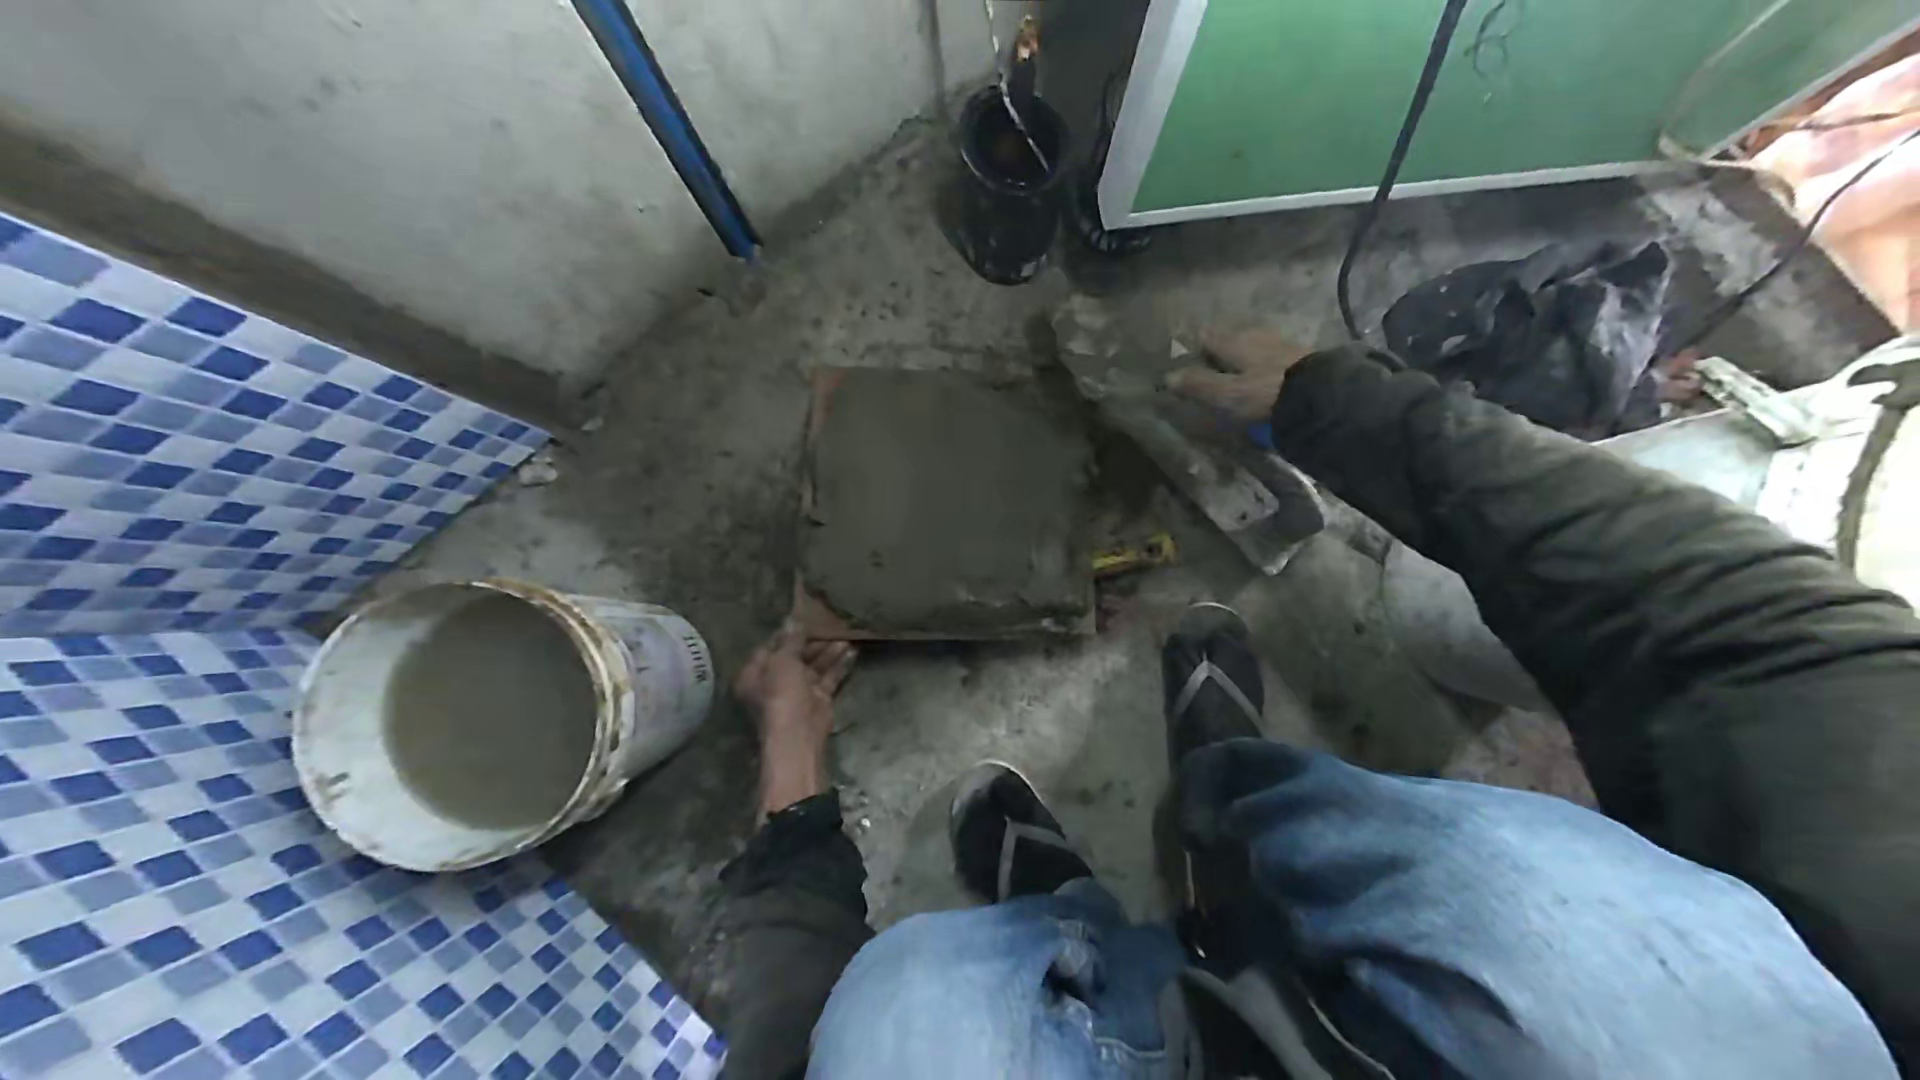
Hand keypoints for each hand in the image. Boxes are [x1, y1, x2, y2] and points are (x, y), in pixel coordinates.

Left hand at [735, 620, 856, 819]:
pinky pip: (829, 677)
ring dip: (830, 651)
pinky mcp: (818, 699)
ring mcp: (798, 690)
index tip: (805, 617)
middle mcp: (774, 681)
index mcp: (756, 673)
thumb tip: (793, 620)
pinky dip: (840, 666)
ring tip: (847, 636)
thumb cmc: (781, 693)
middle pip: (796, 655)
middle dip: (814, 641)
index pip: (770, 646)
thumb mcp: (783, 661)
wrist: (799, 732)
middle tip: (832, 624)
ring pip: (815, 665)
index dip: (788, 633)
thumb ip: (791, 640)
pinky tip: (853, 652)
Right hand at [1165, 327, 1313, 423]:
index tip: (1185, 363)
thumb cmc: (1265, 393)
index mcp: (1233, 340)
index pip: (1205, 336)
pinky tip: (1262, 381)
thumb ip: (1197, 385)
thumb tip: (1167, 377)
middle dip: (1218, 353)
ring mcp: (1280, 344)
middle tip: (1209, 372)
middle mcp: (1255, 335)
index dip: (1193, 349)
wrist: (1323, 396)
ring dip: (1242, 359)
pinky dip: (1262, 367)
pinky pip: (1271, 358)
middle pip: (1229, 339)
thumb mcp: (1225, 394)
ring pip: (1252, 347)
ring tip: (1235, 378)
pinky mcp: (1300, 357)